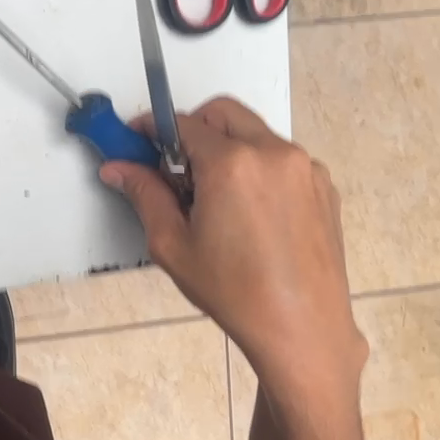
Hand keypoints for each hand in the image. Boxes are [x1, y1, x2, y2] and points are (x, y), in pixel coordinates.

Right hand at [102, 98, 366, 414]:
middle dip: (192, 128)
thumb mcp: (172, 244)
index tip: (135, 139)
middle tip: (172, 165)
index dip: (152, 127)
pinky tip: (244, 210)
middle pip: (223, 113)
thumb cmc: (232, 290)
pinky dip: (255, 166)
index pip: (184, 123)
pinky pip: (280, 158)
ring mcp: (304, 168)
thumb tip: (117, 168)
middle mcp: (273, 153)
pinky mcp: (322, 186)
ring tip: (209, 195)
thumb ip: (144, 194)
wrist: (300, 326)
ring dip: (225, 147)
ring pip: (254, 133)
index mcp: (232, 164)